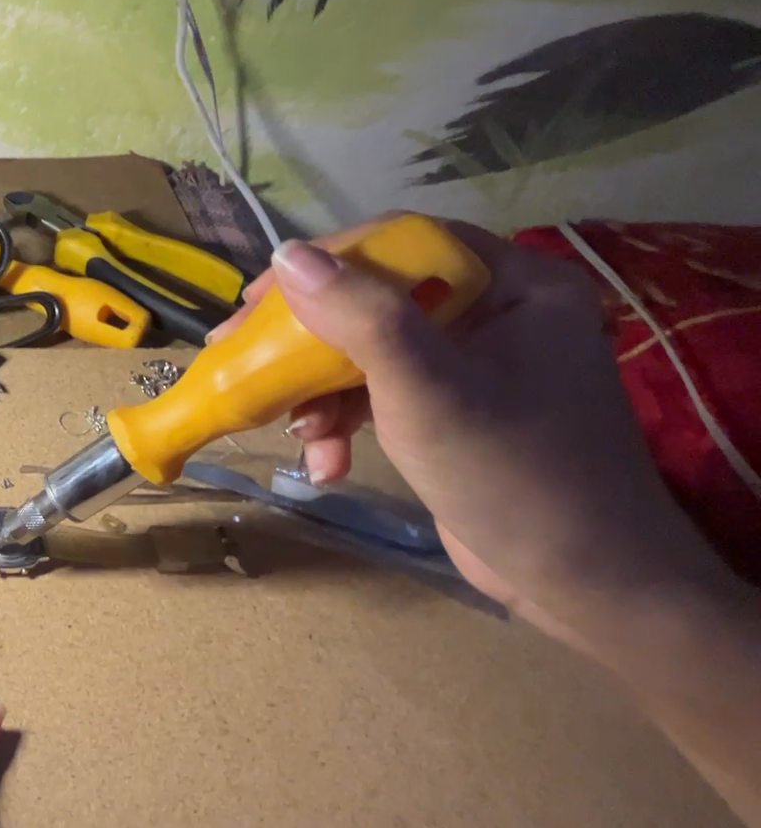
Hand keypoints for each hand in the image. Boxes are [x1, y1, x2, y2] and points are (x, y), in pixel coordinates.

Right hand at [215, 218, 738, 649]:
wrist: (583, 585)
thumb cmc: (512, 474)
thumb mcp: (425, 389)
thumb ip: (360, 315)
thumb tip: (287, 254)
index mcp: (516, 285)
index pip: (401, 242)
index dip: (324, 263)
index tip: (259, 300)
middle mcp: (496, 311)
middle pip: (372, 297)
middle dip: (306, 340)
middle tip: (243, 356)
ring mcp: (474, 360)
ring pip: (364, 348)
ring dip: (318, 392)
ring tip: (297, 433)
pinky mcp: (452, 403)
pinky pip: (377, 388)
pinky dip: (344, 420)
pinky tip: (326, 461)